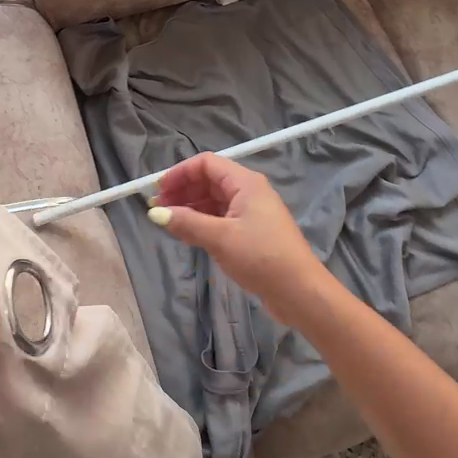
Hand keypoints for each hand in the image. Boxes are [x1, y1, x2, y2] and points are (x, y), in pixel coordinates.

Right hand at [150, 153, 333, 323]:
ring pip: (214, 200)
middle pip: (209, 180)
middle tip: (159, 209)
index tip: (158, 191)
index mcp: (245, 182)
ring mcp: (253, 212)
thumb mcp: (220, 238)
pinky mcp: (253, 232)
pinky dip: (203, 222)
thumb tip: (156, 214)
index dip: (180, 173)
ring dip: (191, 208)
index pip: (206, 164)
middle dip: (183, 191)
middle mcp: (249, 191)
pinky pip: (222, 218)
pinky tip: (189, 234)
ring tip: (170, 223)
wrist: (301, 293)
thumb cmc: (261, 257)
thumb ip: (186, 223)